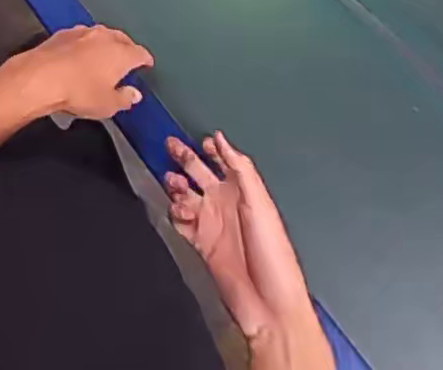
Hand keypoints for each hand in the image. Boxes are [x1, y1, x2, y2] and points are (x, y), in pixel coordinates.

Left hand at [0, 24, 151, 119]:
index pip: (139, 53)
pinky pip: (82, 36)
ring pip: (101, 34)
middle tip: (128, 57)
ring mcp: (83, 32)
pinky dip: (86, 43)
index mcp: (121, 53)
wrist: (41, 76)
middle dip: (127, 47)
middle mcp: (104, 37)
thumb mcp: (107, 105)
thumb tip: (134, 94)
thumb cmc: (79, 92)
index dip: (145, 59)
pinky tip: (81, 52)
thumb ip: (124, 98)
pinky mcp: (63, 33)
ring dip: (106, 42)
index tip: (146, 63)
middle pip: (122, 39)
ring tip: (105, 53)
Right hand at [167, 133, 331, 369]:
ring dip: (176, 186)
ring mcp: (212, 223)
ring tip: (173, 184)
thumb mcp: (259, 203)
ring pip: (185, 194)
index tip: (200, 138)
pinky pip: (180, 222)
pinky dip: (174, 214)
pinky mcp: (201, 243)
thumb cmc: (273, 254)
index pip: (223, 161)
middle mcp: (225, 204)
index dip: (211, 149)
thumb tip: (222, 139)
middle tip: (169, 145)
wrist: (268, 305)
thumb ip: (240, 168)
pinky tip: (176, 211)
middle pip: (198, 172)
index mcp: (242, 191)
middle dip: (184, 157)